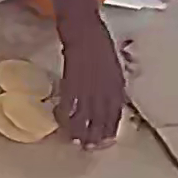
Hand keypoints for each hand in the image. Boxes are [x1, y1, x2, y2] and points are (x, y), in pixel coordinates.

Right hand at [54, 16, 124, 147]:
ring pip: (85, 115)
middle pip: (101, 118)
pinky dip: (64, 115)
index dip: (111, 129)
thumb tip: (112, 101)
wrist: (84, 29)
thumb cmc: (99, 44)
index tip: (106, 143)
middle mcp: (105, 88)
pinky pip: (68, 104)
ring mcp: (88, 86)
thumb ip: (113, 85)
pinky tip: (60, 122)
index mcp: (117, 85)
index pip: (116, 113)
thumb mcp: (114, 66)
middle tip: (89, 148)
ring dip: (79, 130)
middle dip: (96, 135)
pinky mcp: (72, 82)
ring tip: (75, 141)